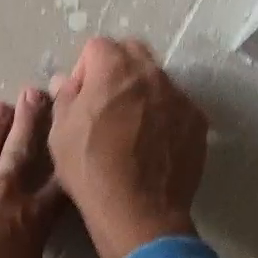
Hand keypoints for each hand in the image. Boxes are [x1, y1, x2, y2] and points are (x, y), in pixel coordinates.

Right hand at [48, 37, 207, 257]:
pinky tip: (153, 144)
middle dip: (117, 68)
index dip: (84, 69)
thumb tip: (66, 82)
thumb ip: (65, 98)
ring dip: (142, 92)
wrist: (139, 212)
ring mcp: (180, 97)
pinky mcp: (198, 122)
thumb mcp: (60, 133)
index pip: (97, 45)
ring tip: (131, 127)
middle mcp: (152, 74)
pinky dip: (164, 116)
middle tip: (106, 102)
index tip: (80, 96)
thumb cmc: (91, 170)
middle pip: (133, 52)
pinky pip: (177, 106)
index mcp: (114, 69)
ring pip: (158, 79)